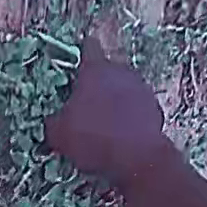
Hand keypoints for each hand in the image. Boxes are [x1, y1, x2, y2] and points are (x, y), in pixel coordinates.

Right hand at [44, 39, 177, 182]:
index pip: (88, 48)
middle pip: (105, 70)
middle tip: (82, 103)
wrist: (135, 157)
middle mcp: (120, 72)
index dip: (80, 52)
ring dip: (111, 100)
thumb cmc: (92, 138)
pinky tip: (118, 134)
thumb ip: (53, 121)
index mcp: (95, 71)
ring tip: (100, 123)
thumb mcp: (59, 135)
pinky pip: (135, 107)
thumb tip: (52, 120)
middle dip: (95, 84)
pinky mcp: (153, 107)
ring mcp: (141, 88)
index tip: (75, 59)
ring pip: (121, 88)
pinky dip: (126, 116)